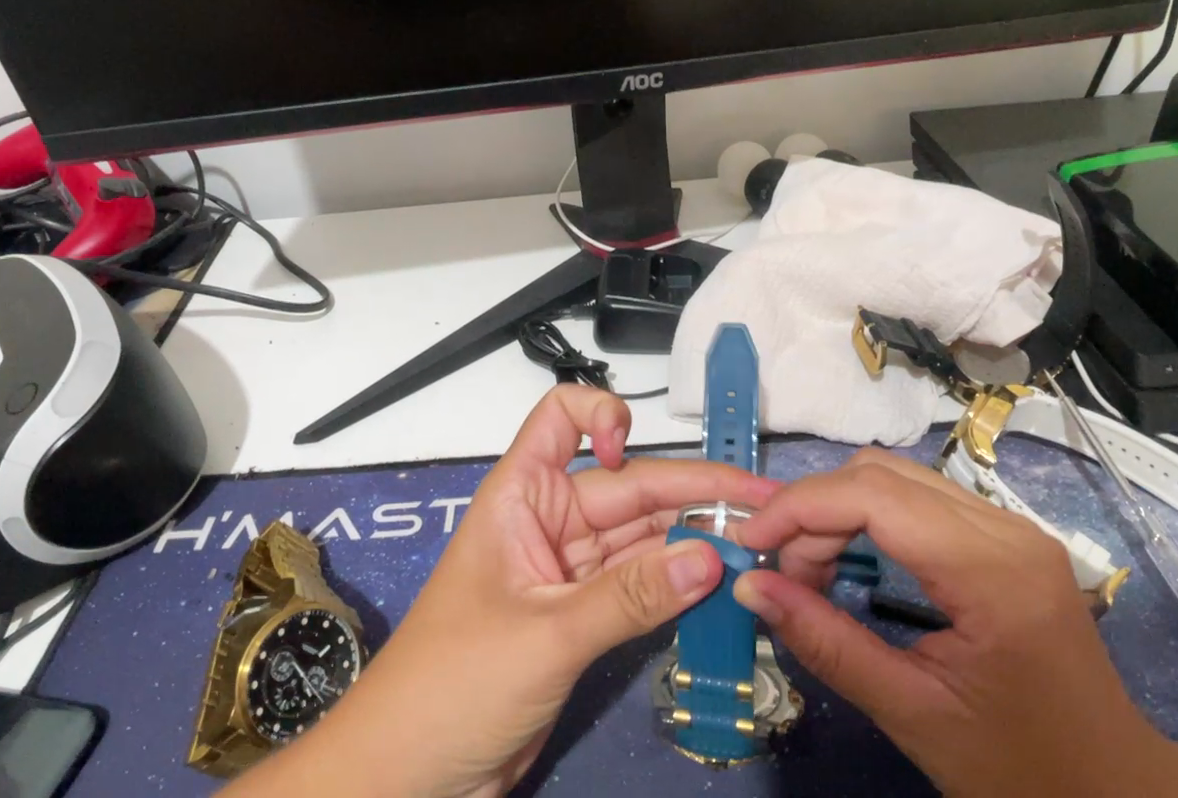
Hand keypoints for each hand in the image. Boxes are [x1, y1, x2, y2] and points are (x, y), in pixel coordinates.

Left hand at [224, 385, 777, 797]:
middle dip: (693, 494)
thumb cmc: (454, 684)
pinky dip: (679, 583)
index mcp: (521, 495)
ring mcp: (570, 569)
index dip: (601, 416)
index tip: (631, 450)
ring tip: (761, 543)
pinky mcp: (584, 615)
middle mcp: (549, 520)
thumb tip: (713, 556)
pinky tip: (722, 581)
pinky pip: (641, 584)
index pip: (559, 418)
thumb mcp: (546, 635)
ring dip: (695, 540)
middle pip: (629, 487)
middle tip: (766, 508)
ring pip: (642, 536)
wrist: (411, 774)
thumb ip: (631, 597)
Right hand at [732, 450, 1177, 797]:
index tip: (748, 543)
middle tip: (781, 573)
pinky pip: (918, 500)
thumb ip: (826, 643)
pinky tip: (849, 561)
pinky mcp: (1005, 537)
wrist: (1114, 789)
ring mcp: (1010, 526)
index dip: (799, 507)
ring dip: (838, 512)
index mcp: (992, 570)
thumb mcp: (911, 713)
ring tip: (810, 574)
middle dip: (814, 512)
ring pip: (895, 478)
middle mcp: (1005, 528)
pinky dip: (867, 519)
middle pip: (880, 474)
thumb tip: (750, 587)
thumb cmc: (1019, 767)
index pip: (874, 496)